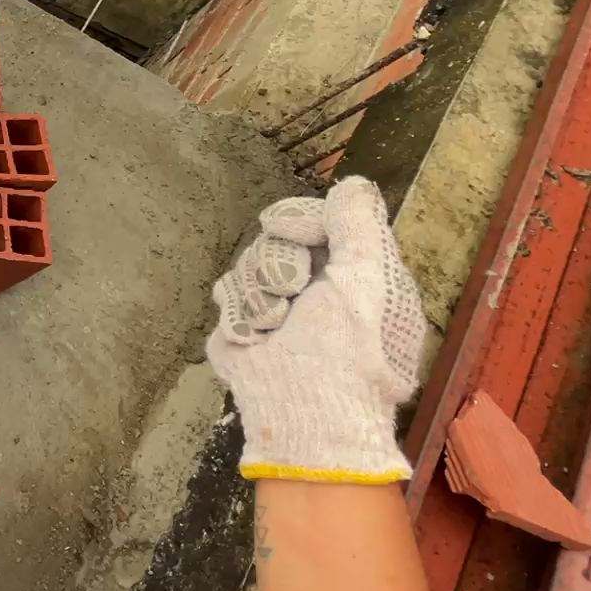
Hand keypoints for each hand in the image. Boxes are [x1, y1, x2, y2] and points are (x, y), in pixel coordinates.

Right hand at [206, 177, 426, 484]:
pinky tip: (253, 334)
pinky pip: (227, 287)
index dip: (297, 218)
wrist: (296, 407)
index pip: (317, 217)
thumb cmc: (343, 351)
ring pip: (248, 261)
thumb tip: (355, 184)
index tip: (285, 230)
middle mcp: (318, 281)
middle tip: (292, 294)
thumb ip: (358, 230)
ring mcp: (278, 299)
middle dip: (276, 263)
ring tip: (273, 326)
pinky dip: (238, 310)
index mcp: (356, 272)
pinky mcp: (242, 315)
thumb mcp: (363, 283)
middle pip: (276, 237)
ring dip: (257, 293)